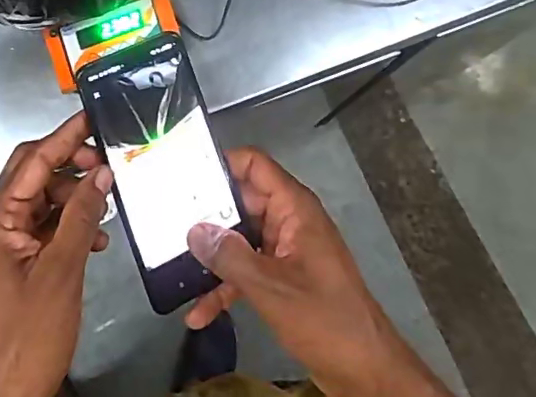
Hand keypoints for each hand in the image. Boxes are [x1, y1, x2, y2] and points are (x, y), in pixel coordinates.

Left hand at [0, 112, 113, 396]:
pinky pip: (48, 226)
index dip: (64, 136)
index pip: (33, 161)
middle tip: (104, 161)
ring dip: (75, 197)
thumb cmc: (27, 337)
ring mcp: (9, 243)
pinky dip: (72, 223)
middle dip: (70, 163)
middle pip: (35, 174)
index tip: (90, 116)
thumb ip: (81, 216)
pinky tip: (97, 237)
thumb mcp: (61, 271)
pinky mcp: (20, 261)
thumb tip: (100, 172)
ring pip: (44, 199)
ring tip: (105, 204)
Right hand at [184, 147, 449, 396]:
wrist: (367, 373)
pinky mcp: (283, 279)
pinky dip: (226, 286)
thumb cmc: (326, 319)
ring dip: (212, 256)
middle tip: (168, 218)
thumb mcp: (272, 287)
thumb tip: (195, 230)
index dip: (222, 162)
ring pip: (240, 239)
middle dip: (207, 212)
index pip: (254, 164)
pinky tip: (199, 311)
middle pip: (240, 201)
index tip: (187, 172)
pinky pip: (247, 270)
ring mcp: (286, 250)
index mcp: (294, 208)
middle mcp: (288, 221)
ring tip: (175, 262)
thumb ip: (231, 257)